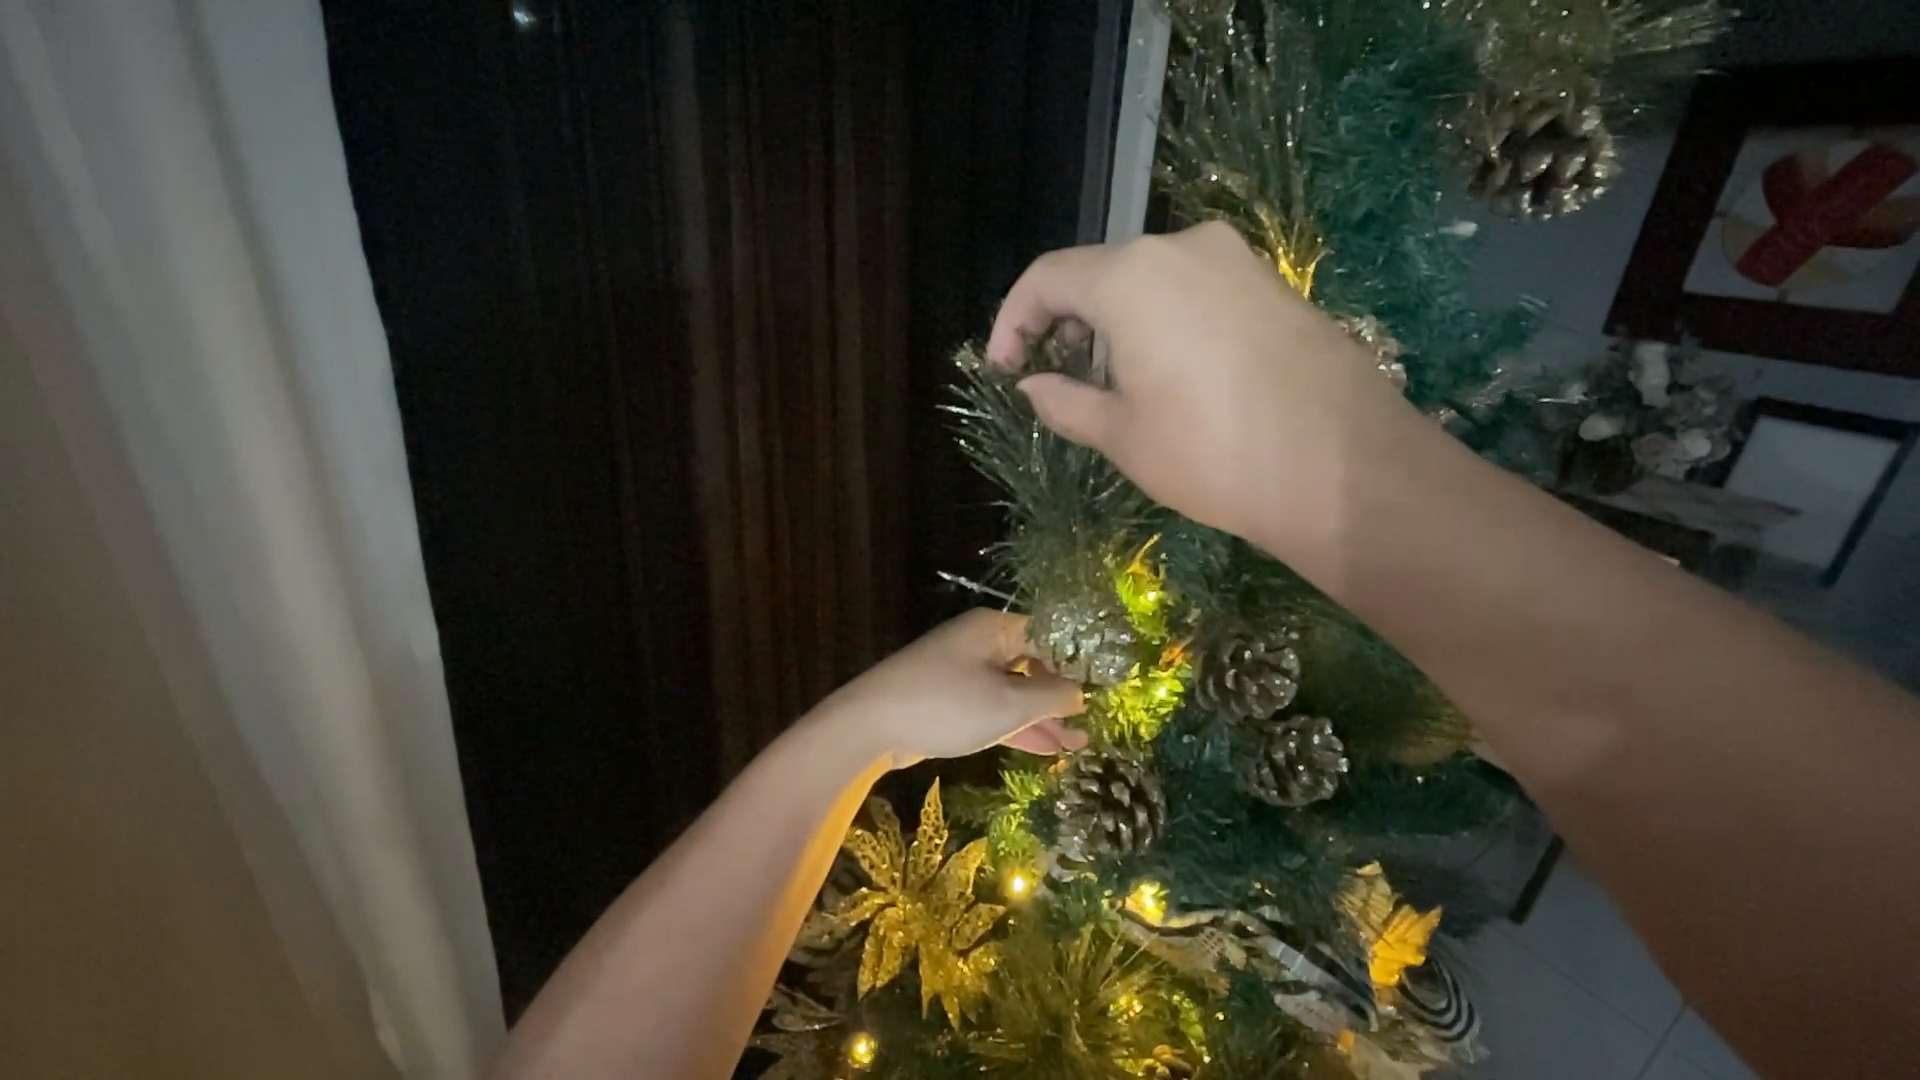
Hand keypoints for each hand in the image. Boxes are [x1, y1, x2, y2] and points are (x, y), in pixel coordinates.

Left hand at [820, 609, 1084, 768]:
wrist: (869, 725)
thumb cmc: (946, 705)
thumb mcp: (1008, 704)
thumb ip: (1051, 698)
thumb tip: (1081, 693)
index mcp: (994, 629)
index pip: (1049, 635)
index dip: (1080, 659)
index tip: (1109, 686)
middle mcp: (980, 644)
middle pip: (1033, 663)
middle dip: (1063, 695)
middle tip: (1096, 720)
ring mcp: (963, 673)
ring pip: (1014, 691)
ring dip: (1043, 717)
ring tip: (1080, 744)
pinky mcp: (950, 701)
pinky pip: (994, 709)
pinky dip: (1017, 727)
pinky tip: (1047, 749)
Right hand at [988, 221, 1426, 559]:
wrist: (1342, 468)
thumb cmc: (1210, 453)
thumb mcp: (1121, 436)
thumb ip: (1064, 402)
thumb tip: (1032, 387)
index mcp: (1130, 277)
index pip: (1046, 277)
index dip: (1013, 321)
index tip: (1005, 368)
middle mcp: (1181, 248)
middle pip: (1099, 272)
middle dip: (1066, 322)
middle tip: (1058, 378)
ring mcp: (1236, 260)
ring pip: (1150, 279)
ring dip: (1116, 322)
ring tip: (1114, 383)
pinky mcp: (1273, 284)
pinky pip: (1196, 289)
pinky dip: (1164, 320)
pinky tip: (1172, 373)